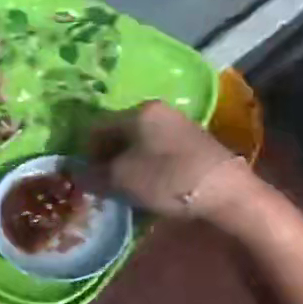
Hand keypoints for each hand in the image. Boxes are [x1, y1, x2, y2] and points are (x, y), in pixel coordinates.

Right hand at [85, 100, 246, 218]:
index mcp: (137, 111)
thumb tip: (76, 175)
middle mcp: (158, 110)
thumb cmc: (166, 179)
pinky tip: (149, 186)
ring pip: (140, 144)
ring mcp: (178, 125)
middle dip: (108, 158)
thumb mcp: (122, 180)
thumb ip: (94, 175)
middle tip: (104, 184)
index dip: (86, 153)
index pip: (98, 127)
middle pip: (120, 134)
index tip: (85, 177)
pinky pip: (158, 152)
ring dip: (128, 164)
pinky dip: (147, 167)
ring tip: (126, 188)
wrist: (226, 193)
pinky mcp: (194, 143)